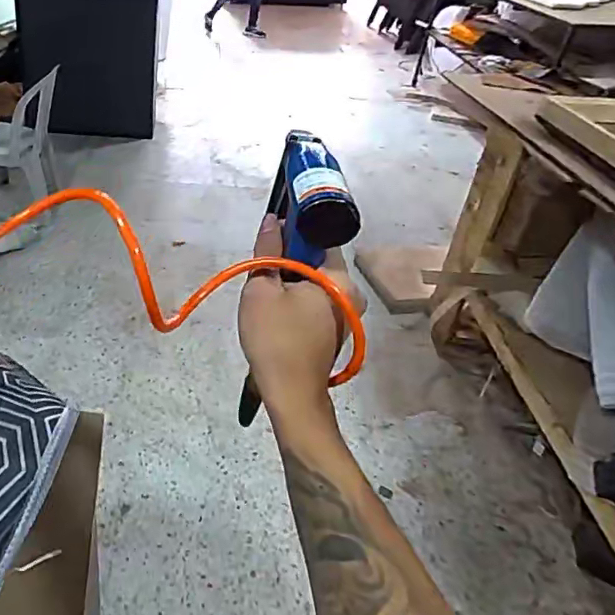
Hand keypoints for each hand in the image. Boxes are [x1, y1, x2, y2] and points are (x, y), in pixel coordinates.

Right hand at [238, 214, 364, 419]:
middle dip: (287, 261)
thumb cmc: (275, 338)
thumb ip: (267, 249)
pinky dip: (296, 300)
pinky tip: (276, 313)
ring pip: (314, 282)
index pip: (318, 238)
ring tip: (264, 296)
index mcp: (341, 278)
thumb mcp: (261, 288)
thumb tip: (272, 220)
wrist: (290, 394)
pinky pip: (316, 301)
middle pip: (315, 260)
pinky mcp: (337, 330)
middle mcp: (352, 293)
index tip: (270, 237)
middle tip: (261, 273)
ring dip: (290, 281)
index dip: (292, 232)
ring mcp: (347, 314)